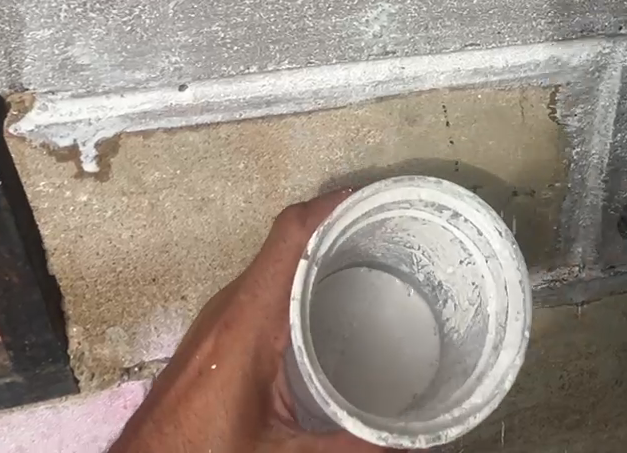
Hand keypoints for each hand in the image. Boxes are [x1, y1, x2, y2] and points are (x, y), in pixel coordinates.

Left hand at [109, 190, 384, 451]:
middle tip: (388, 233)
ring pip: (275, 263)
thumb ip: (349, 446)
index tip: (373, 198)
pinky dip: (298, 279)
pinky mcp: (215, 334)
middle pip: (287, 241)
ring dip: (317, 253)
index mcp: (249, 320)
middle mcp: (232, 306)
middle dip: (338, 228)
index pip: (290, 234)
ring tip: (367, 261)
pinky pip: (263, 287)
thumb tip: (411, 444)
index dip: (331, 206)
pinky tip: (326, 306)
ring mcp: (219, 317)